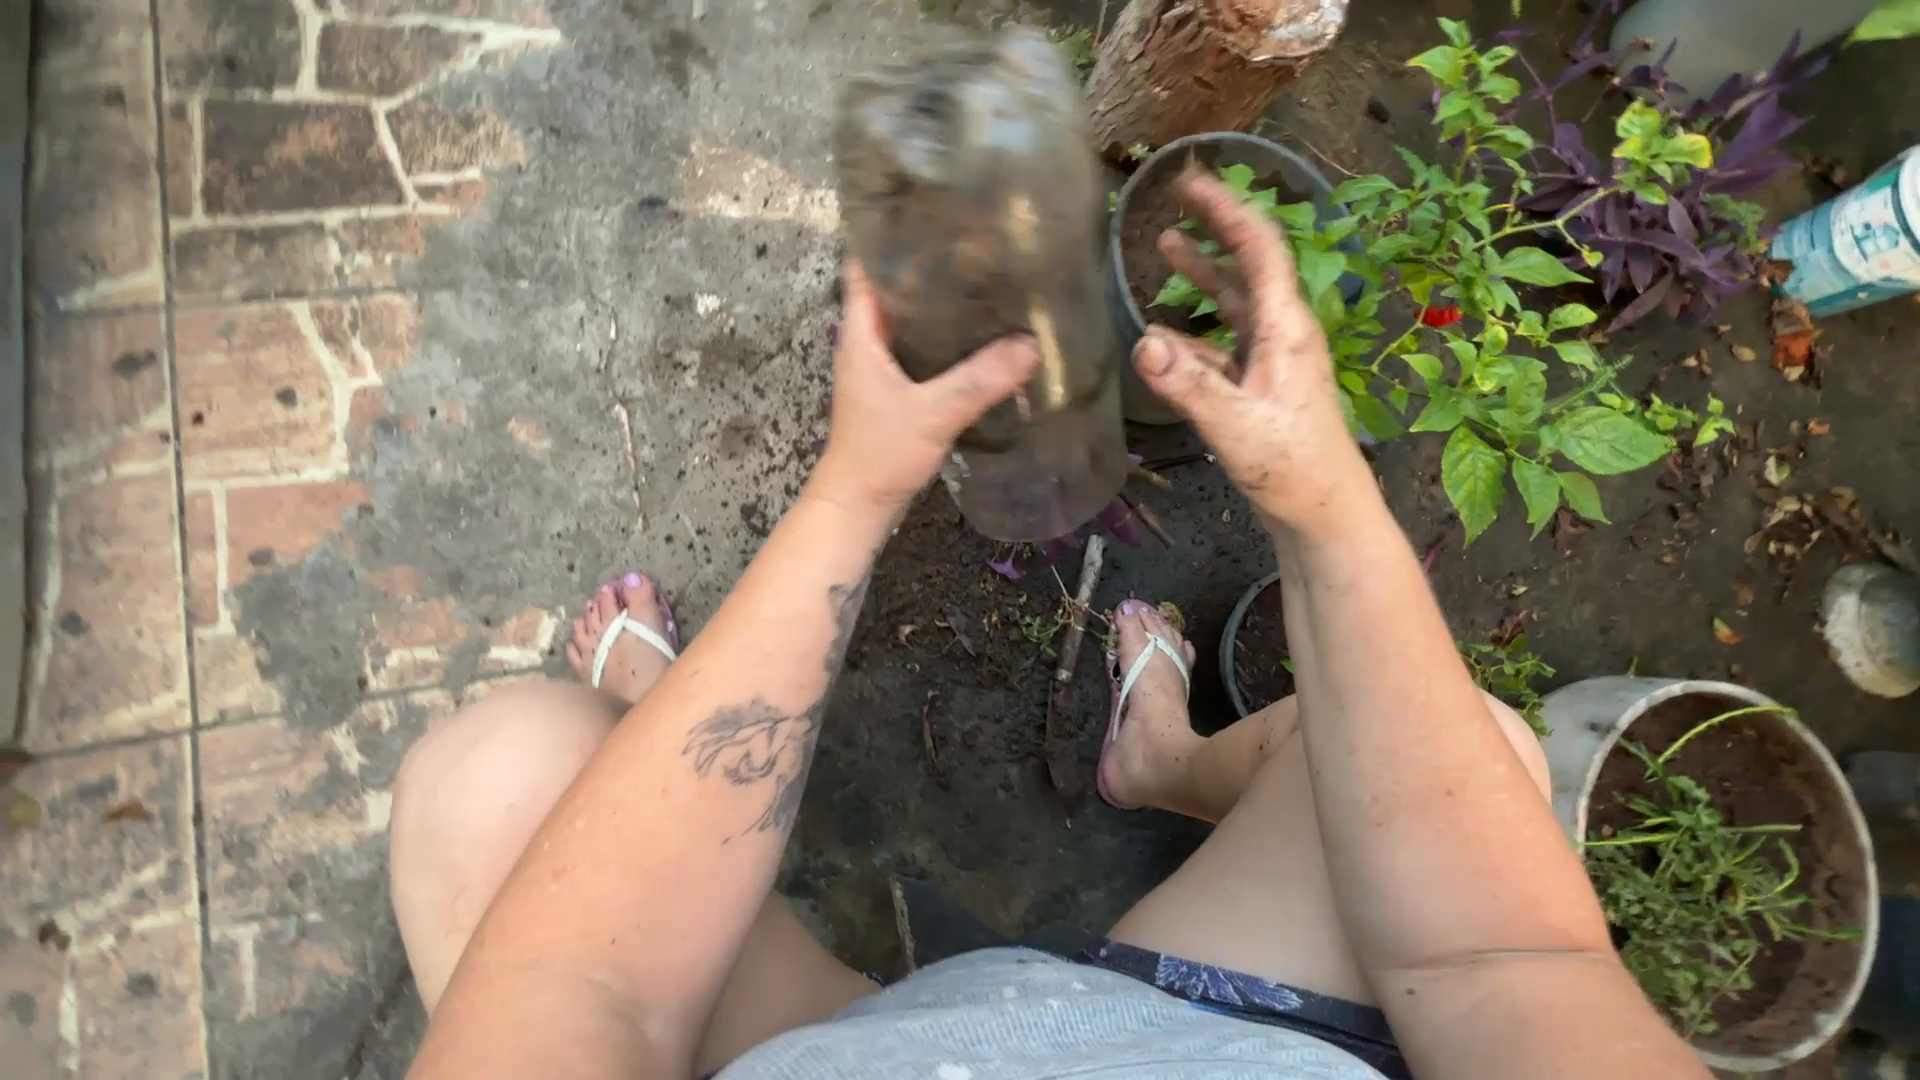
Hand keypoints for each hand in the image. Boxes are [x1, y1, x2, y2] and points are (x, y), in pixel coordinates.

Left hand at [808, 260, 1039, 516]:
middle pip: (894, 290)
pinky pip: (921, 353)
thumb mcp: (932, 413)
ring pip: (909, 322)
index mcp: (860, 333)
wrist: (859, 504)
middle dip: (929, 267)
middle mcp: (866, 343)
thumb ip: (979, 380)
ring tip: (985, 282)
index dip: (891, 236)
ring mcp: (880, 368)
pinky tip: (979, 339)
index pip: (867, 266)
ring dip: (939, 306)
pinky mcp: (895, 391)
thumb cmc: (880, 453)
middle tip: (977, 246)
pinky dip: (945, 341)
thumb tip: (1030, 345)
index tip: (932, 213)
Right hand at [1132, 169, 1373, 534]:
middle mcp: (1281, 335)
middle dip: (1212, 231)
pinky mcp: (1257, 388)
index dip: (1226, 209)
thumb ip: (1188, 385)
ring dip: (1201, 276)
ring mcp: (1270, 362)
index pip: (1258, 250)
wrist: (1321, 512)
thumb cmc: (1290, 466)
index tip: (1191, 180)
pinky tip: (1163, 338)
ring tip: (1163, 249)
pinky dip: (1192, 334)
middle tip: (1174, 202)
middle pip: (1245, 268)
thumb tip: (1141, 343)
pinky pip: (1221, 347)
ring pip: (1231, 306)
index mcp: (1285, 329)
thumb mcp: (1236, 424)